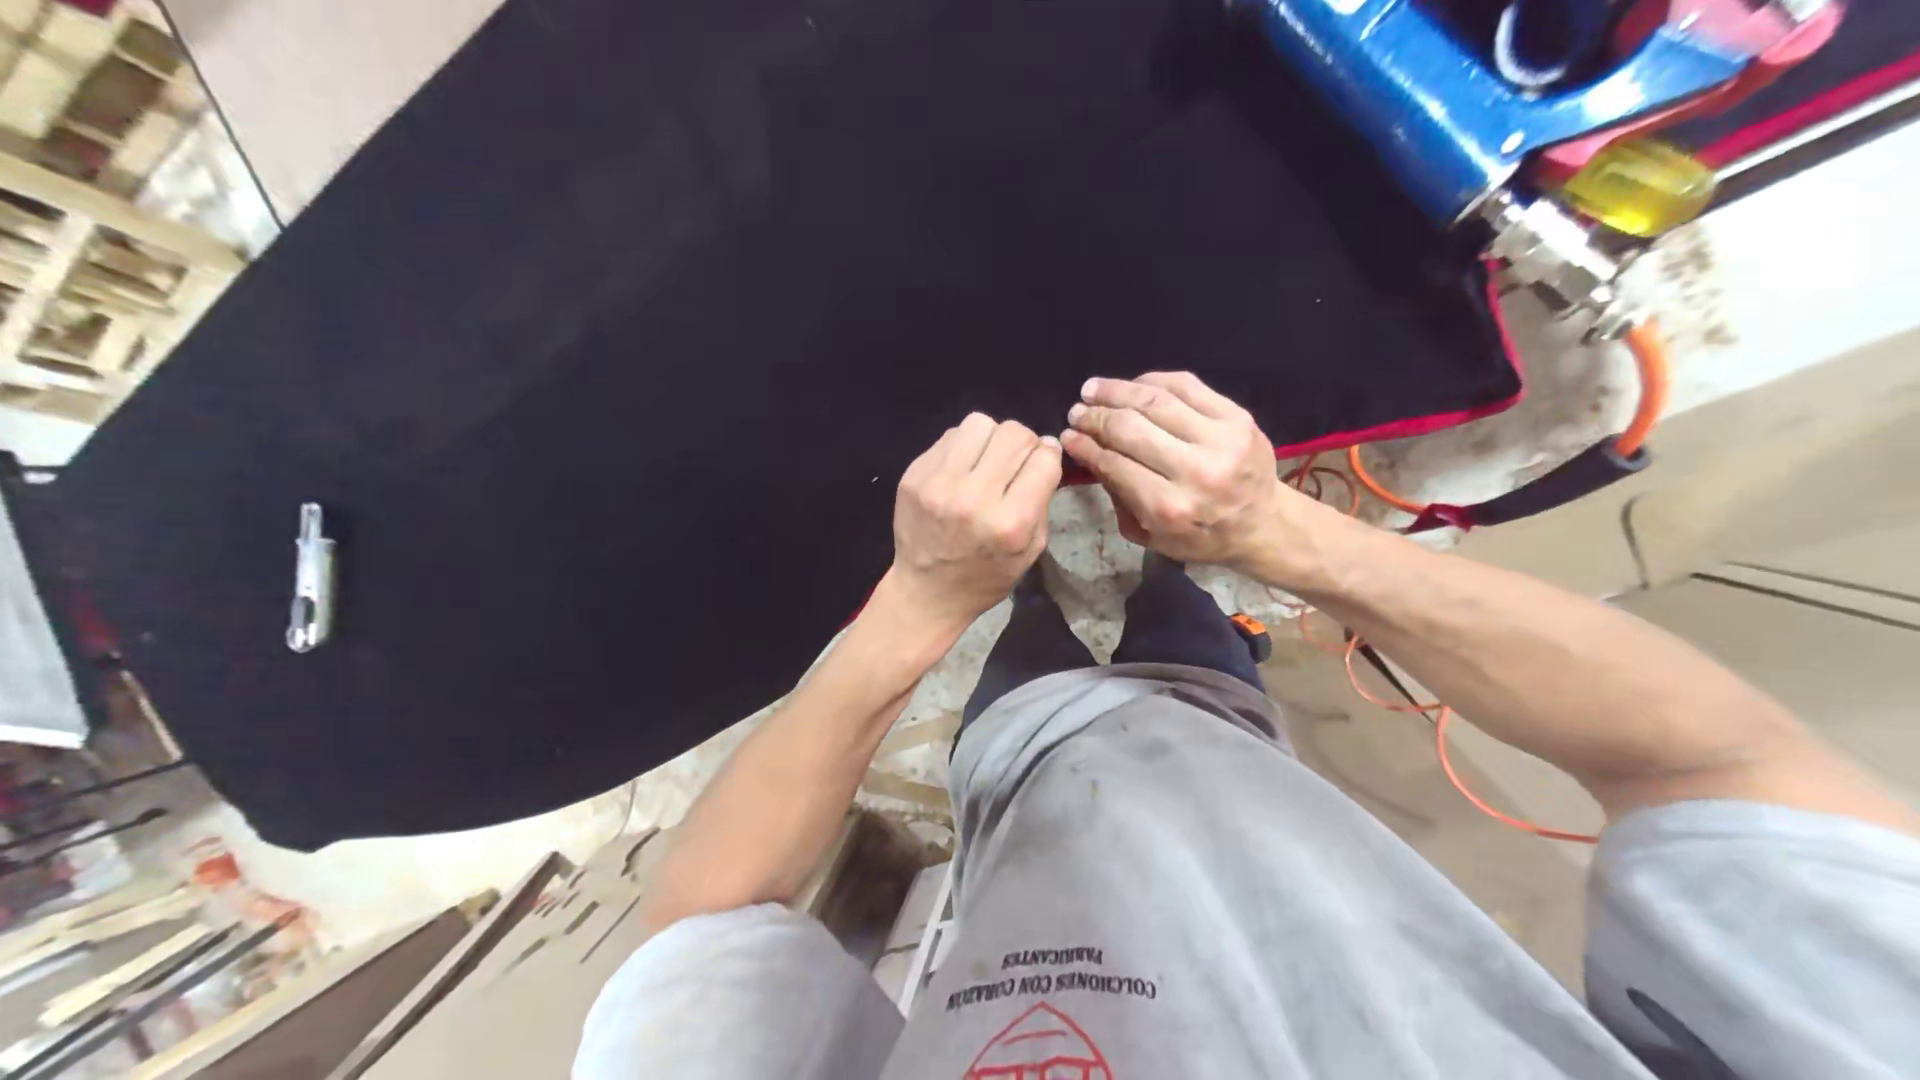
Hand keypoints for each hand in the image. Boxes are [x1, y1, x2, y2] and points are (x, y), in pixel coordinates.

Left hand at [887, 413, 1062, 628]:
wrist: (927, 592)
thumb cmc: (986, 576)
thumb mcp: (1031, 549)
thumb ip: (1042, 499)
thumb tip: (1047, 448)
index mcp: (1010, 523)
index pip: (1043, 459)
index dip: (1048, 456)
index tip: (1041, 464)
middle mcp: (974, 499)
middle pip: (1014, 434)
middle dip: (1023, 444)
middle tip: (1014, 463)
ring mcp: (939, 484)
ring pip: (980, 423)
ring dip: (991, 439)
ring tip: (986, 461)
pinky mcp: (914, 476)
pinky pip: (950, 435)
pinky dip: (963, 446)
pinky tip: (961, 469)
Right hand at [1061, 372, 1299, 568]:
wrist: (1263, 524)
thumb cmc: (1198, 536)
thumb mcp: (1148, 533)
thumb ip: (1117, 494)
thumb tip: (1089, 450)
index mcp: (1169, 508)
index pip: (1114, 464)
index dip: (1085, 446)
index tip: (1067, 436)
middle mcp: (1195, 471)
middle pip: (1131, 428)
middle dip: (1095, 417)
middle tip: (1076, 412)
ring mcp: (1220, 440)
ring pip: (1155, 401)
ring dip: (1117, 391)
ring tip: (1094, 389)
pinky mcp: (1237, 417)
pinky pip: (1186, 385)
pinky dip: (1152, 380)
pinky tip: (1132, 385)